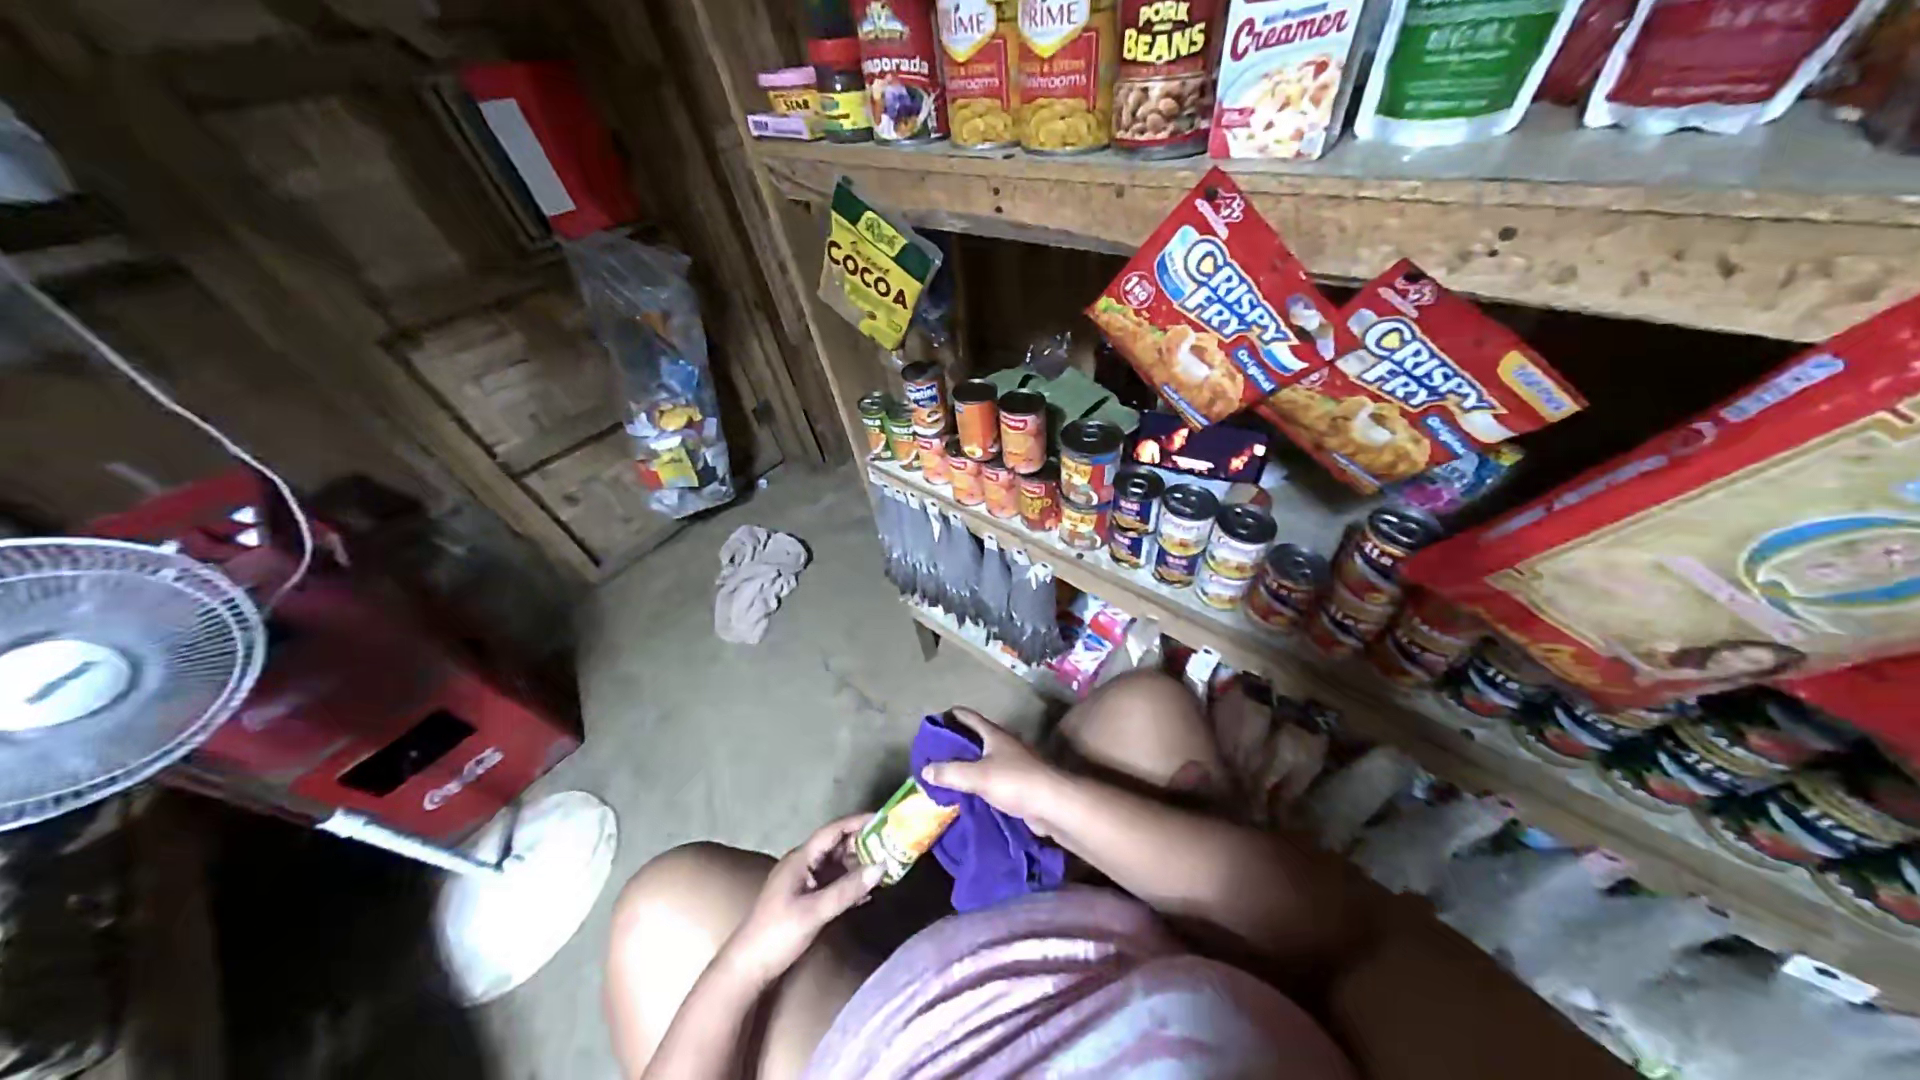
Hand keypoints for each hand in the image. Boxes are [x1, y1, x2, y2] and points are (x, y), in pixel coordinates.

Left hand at [722, 813, 882, 983]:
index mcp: (801, 858)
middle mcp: (802, 864)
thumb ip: (848, 889)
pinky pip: (833, 883)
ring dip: (859, 865)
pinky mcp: (804, 900)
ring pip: (837, 865)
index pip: (834, 830)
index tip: (885, 819)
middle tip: (892, 845)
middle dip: (864, 844)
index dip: (859, 822)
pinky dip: (851, 884)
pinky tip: (869, 892)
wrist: (745, 969)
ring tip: (887, 867)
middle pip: (837, 845)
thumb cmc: (777, 934)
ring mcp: (803, 882)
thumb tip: (882, 866)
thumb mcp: (815, 911)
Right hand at [919, 708, 1069, 836]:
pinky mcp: (1019, 785)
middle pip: (977, 738)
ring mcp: (1014, 764)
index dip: (952, 715)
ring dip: (968, 765)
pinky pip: (992, 780)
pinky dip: (979, 783)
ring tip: (946, 773)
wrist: (1053, 805)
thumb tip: (925, 769)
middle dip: (957, 743)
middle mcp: (1005, 745)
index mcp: (995, 735)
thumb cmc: (1015, 781)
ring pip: (985, 760)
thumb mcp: (977, 775)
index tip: (934, 720)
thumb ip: (950, 772)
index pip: (970, 717)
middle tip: (934, 752)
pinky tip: (967, 793)